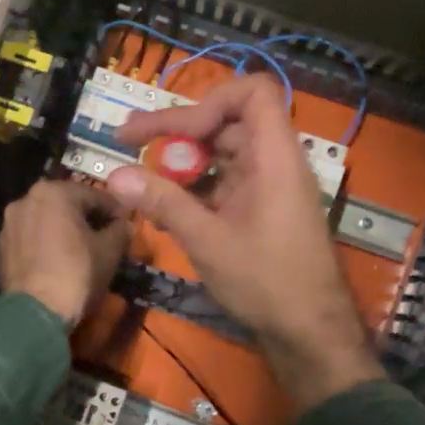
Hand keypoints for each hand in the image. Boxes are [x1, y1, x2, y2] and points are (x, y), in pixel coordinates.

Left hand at [0, 179, 131, 326]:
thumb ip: (120, 230)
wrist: (35, 313)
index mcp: (54, 192)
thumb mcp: (109, 251)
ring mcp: (9, 223)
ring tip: (82, 250)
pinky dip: (46, 244)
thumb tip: (125, 224)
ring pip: (46, 221)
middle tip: (105, 236)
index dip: (115, 210)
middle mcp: (26, 199)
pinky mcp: (1, 247)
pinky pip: (31, 238)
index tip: (126, 224)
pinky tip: (58, 261)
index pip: (95, 195)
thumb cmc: (77, 274)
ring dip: (64, 230)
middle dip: (87, 218)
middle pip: (66, 205)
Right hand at [108, 75, 383, 411]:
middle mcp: (274, 162)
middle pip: (226, 122)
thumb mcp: (207, 240)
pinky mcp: (262, 210)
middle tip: (127, 141)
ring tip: (139, 180)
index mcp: (273, 156)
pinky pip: (225, 183)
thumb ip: (162, 202)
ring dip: (181, 163)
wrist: (309, 331)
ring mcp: (269, 187)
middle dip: (177, 131)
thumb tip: (114, 176)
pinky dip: (195, 188)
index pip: (251, 92)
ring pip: (221, 154)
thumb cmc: (265, 281)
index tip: (174, 131)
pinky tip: (163, 210)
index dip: (209, 100)